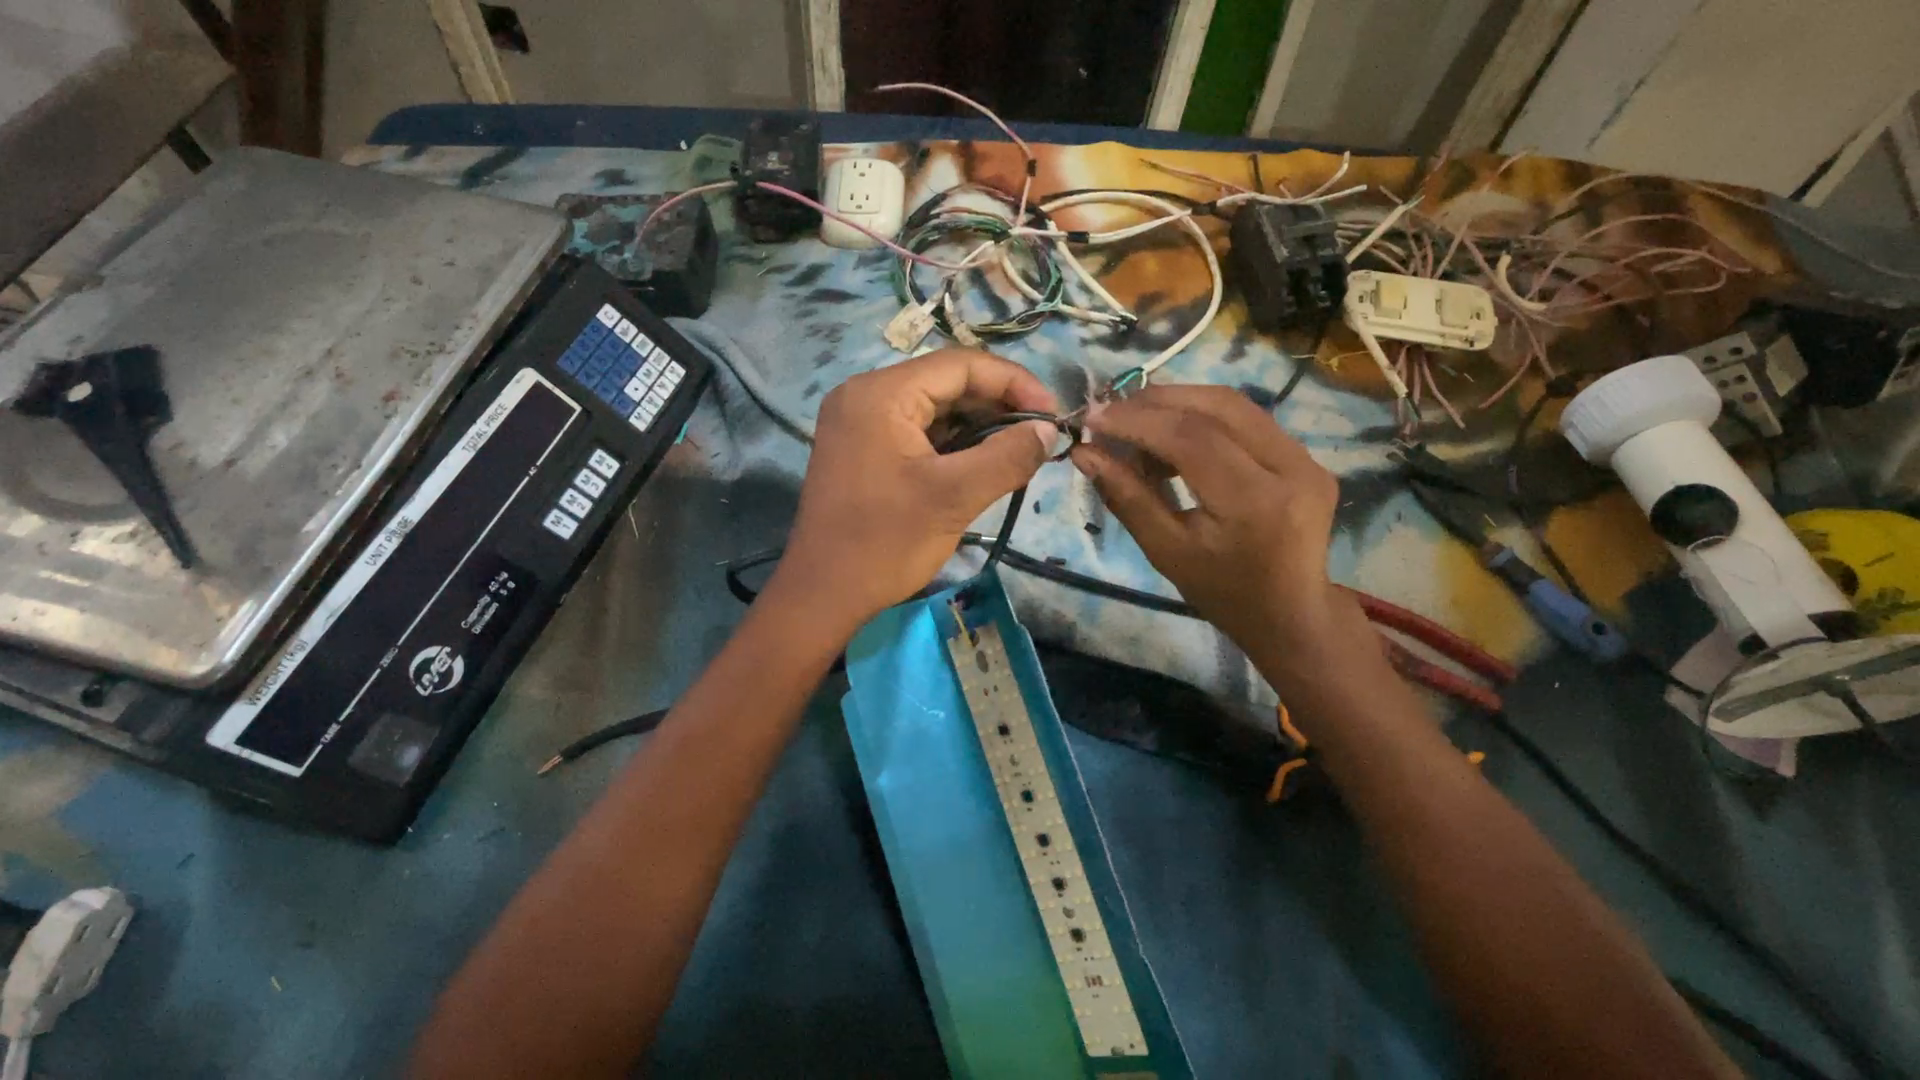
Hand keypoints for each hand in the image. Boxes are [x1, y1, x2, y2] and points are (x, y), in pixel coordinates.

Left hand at [770, 349, 1058, 631]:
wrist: (822, 595)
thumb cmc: (885, 543)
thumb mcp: (954, 497)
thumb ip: (1007, 457)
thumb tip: (1050, 431)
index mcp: (880, 394)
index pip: (960, 365)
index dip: (1013, 382)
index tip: (1053, 413)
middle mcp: (865, 395)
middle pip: (946, 383)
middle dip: (998, 405)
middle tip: (1041, 435)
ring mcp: (859, 422)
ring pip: (933, 408)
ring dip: (979, 425)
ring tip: (1020, 450)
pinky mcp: (861, 449)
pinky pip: (917, 431)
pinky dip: (953, 443)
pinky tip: (983, 463)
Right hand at [1071, 384, 1339, 654]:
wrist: (1291, 612)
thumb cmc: (1222, 591)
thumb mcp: (1166, 551)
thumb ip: (1127, 497)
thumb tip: (1084, 452)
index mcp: (1256, 502)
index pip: (1192, 439)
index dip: (1137, 422)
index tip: (1093, 419)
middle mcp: (1291, 469)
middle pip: (1216, 407)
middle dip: (1156, 403)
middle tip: (1110, 414)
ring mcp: (1307, 458)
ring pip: (1233, 405)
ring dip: (1178, 404)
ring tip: (1137, 422)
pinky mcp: (1308, 456)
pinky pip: (1248, 419)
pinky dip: (1203, 417)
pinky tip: (1173, 435)